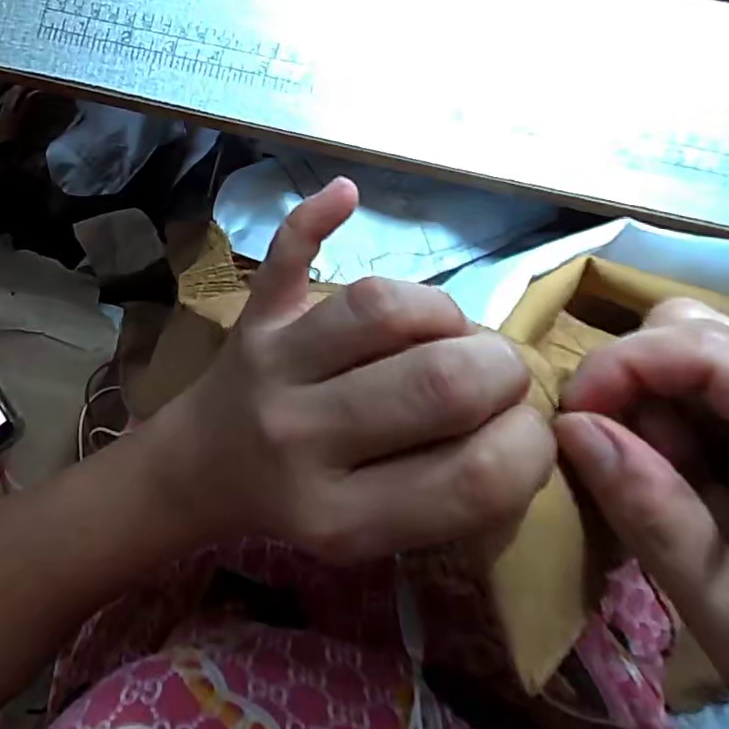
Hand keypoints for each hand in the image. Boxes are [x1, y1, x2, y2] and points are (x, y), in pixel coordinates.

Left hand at [146, 178, 554, 563]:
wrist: (201, 468)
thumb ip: (450, 491)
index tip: (524, 429)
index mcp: (344, 518)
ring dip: (441, 312)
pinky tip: (348, 193)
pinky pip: (284, 256)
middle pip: (437, 383)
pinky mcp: (253, 315)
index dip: (528, 446)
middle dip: (498, 370)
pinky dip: (314, 219)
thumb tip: (521, 414)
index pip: (474, 477)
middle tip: (495, 373)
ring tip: (446, 331)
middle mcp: (302, 437)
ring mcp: (271, 363)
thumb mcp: (372, 536)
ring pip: (380, 308)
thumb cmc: (300, 503)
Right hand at [554, 299, 728, 728]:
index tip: (571, 418)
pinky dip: (696, 430)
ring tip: (667, 488)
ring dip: (666, 407)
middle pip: (720, 337)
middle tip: (621, 459)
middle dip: (642, 380)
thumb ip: (662, 528)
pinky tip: (705, 493)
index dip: (626, 365)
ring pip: (727, 362)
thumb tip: (572, 427)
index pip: (719, 352)